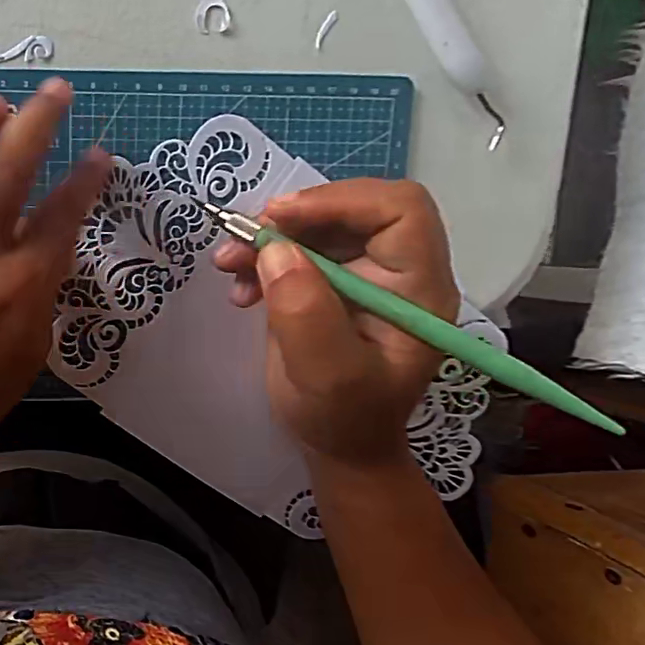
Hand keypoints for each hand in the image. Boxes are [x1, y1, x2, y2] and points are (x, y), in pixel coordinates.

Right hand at [212, 180, 459, 466]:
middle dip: (292, 219)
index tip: (278, 218)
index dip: (340, 201)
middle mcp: (394, 272)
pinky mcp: (328, 282)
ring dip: (266, 237)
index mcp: (416, 289)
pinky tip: (239, 288)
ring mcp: (361, 275)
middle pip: (351, 210)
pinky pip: (294, 247)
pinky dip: (259, 256)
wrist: (335, 443)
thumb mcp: (327, 375)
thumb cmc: (342, 417)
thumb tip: (276, 249)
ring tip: (227, 264)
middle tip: (244, 239)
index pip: (399, 211)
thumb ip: (306, 313)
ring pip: (316, 225)